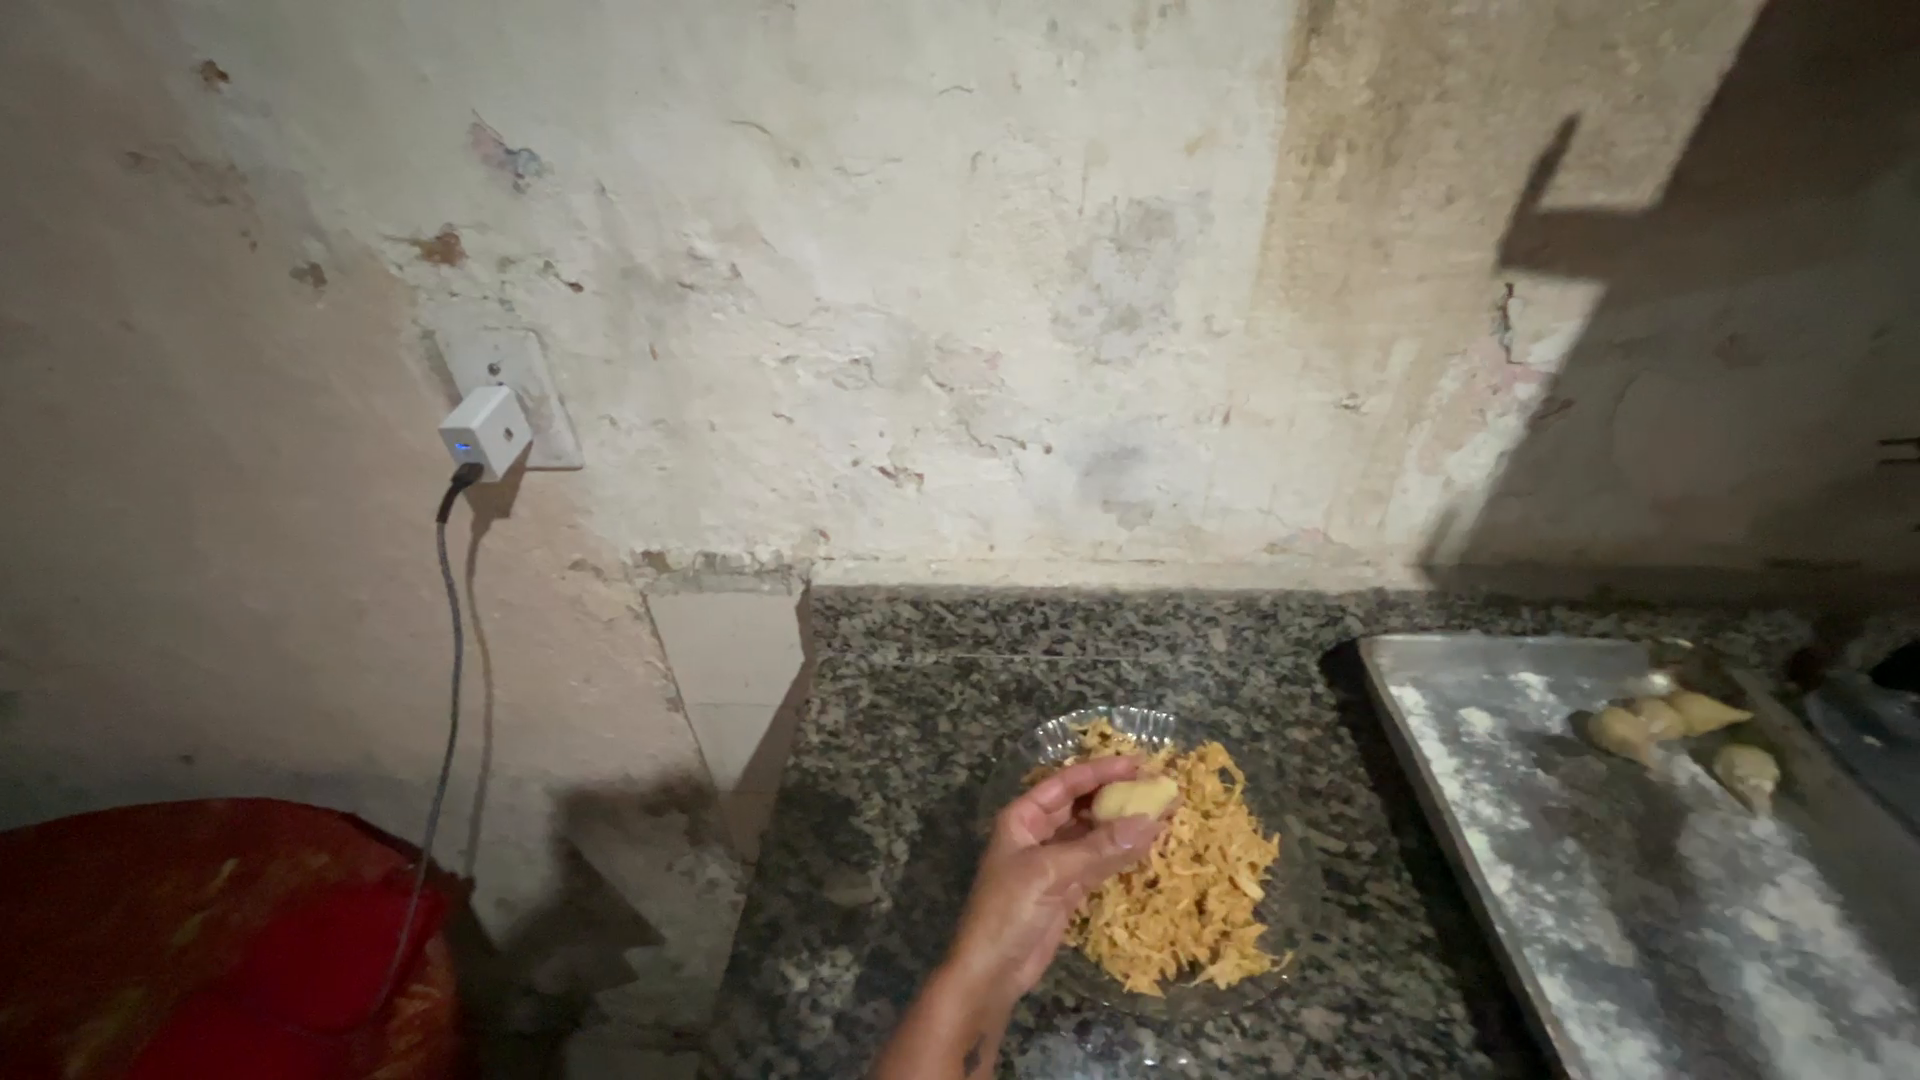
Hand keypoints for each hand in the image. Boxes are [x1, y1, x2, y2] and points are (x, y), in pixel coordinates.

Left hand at [942, 755, 1167, 1007]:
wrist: (992, 971)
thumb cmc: (1009, 910)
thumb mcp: (1051, 873)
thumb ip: (1100, 848)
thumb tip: (1149, 822)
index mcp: (1023, 816)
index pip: (1066, 783)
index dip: (1100, 771)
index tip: (1137, 763)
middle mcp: (1039, 832)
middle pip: (1083, 804)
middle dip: (1117, 795)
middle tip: (1156, 786)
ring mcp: (1055, 860)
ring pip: (1095, 833)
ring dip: (1125, 823)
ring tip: (1163, 811)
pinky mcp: (1068, 887)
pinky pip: (1100, 861)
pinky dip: (1122, 853)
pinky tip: (1147, 843)